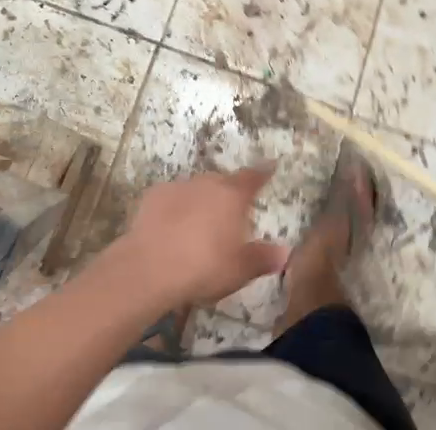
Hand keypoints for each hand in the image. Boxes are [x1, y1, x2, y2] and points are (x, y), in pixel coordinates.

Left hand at [111, 168, 288, 307]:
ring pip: (196, 189)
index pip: (252, 178)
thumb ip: (263, 258)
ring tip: (198, 226)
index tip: (270, 165)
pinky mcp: (153, 196)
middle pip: (222, 182)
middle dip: (228, 193)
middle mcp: (207, 184)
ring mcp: (178, 187)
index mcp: (232, 197)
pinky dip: (175, 208)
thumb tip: (285, 252)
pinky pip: (171, 198)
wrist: (150, 268)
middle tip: (229, 214)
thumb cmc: (204, 267)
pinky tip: (171, 228)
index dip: (262, 173)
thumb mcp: (239, 270)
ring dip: (200, 201)